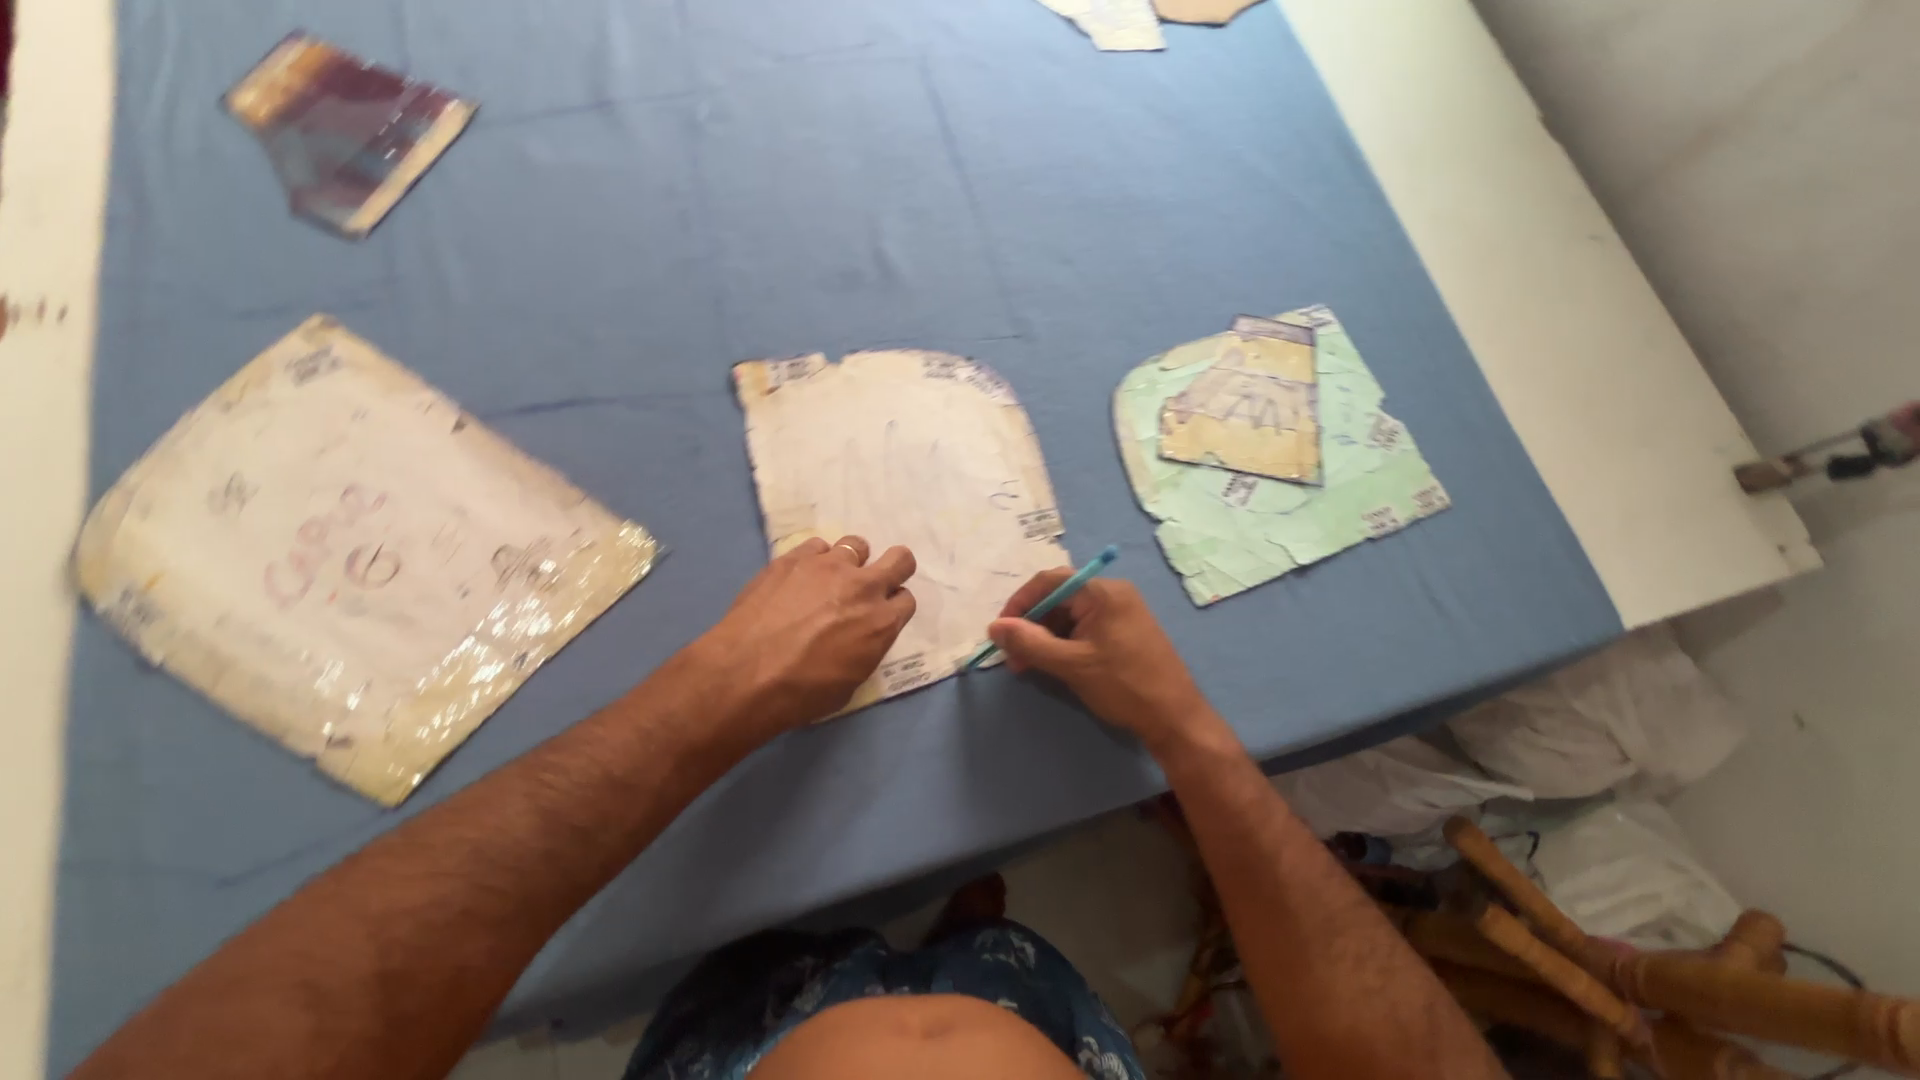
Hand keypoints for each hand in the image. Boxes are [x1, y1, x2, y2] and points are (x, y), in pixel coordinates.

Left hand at [696, 535, 916, 739]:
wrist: (746, 673)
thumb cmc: (802, 692)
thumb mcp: (851, 681)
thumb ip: (865, 648)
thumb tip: (861, 636)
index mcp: (882, 622)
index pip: (906, 600)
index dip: (893, 606)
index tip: (880, 614)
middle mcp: (863, 587)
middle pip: (900, 559)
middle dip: (893, 568)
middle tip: (872, 583)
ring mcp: (828, 566)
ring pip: (856, 545)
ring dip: (850, 561)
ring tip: (829, 579)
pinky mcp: (794, 557)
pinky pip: (817, 546)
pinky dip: (814, 560)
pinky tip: (799, 578)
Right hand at [988, 571, 1214, 751]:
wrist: (1174, 718)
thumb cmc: (1123, 685)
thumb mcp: (1071, 665)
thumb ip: (1030, 643)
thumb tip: (994, 627)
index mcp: (1102, 592)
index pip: (1049, 582)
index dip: (1019, 603)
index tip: (1000, 631)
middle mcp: (1112, 594)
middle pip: (1059, 598)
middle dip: (1031, 625)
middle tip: (1012, 656)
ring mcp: (1121, 613)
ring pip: (1070, 616)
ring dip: (1044, 638)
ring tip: (1027, 666)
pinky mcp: (1124, 632)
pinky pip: (1084, 628)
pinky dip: (1063, 644)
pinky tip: (1051, 665)